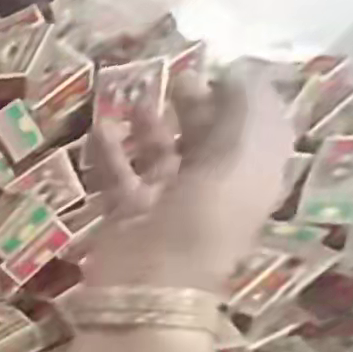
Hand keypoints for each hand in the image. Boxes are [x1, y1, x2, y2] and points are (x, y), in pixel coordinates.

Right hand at [83, 60, 295, 291]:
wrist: (150, 285)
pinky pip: (117, 176)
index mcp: (251, 171)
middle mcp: (210, 185)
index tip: (220, 66)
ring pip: (157, 154)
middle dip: (194, 104)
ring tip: (135, 99)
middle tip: (177, 78)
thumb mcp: (244, 156)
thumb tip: (234, 70)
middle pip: (204, 136)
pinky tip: (101, 128)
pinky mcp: (124, 215)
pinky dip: (109, 153)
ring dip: (149, 125)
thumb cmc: (204, 221)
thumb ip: (245, 107)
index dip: (240, 93)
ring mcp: (163, 202)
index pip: (251, 123)